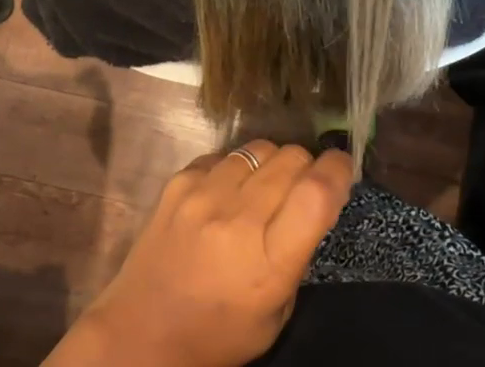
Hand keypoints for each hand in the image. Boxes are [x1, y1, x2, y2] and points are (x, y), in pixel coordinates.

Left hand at [46, 140, 354, 366]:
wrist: (141, 335)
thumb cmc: (218, 336)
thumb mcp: (276, 312)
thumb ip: (297, 253)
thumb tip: (313, 201)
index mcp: (270, 260)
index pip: (317, 192)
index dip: (338, 170)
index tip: (342, 168)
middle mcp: (237, 219)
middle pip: (291, 159)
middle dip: (306, 166)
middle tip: (302, 186)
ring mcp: (202, 195)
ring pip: (258, 148)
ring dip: (271, 163)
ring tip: (263, 187)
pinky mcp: (177, 183)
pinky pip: (222, 155)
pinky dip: (234, 167)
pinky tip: (227, 192)